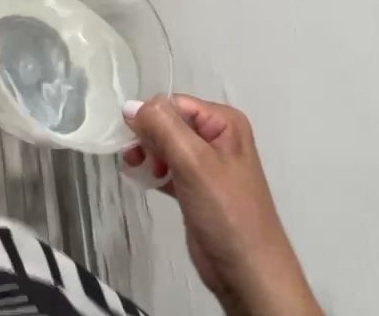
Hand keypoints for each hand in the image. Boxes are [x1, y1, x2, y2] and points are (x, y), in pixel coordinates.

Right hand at [125, 96, 319, 315]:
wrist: (249, 274)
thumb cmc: (225, 211)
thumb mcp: (194, 161)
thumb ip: (162, 126)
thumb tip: (129, 105)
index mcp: (224, 122)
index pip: (174, 104)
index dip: (150, 119)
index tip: (134, 141)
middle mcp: (217, 137)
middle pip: (168, 123)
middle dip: (148, 137)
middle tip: (135, 159)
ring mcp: (208, 165)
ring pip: (166, 145)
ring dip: (148, 154)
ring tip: (138, 170)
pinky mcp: (197, 189)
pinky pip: (168, 168)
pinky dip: (154, 171)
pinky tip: (144, 181)